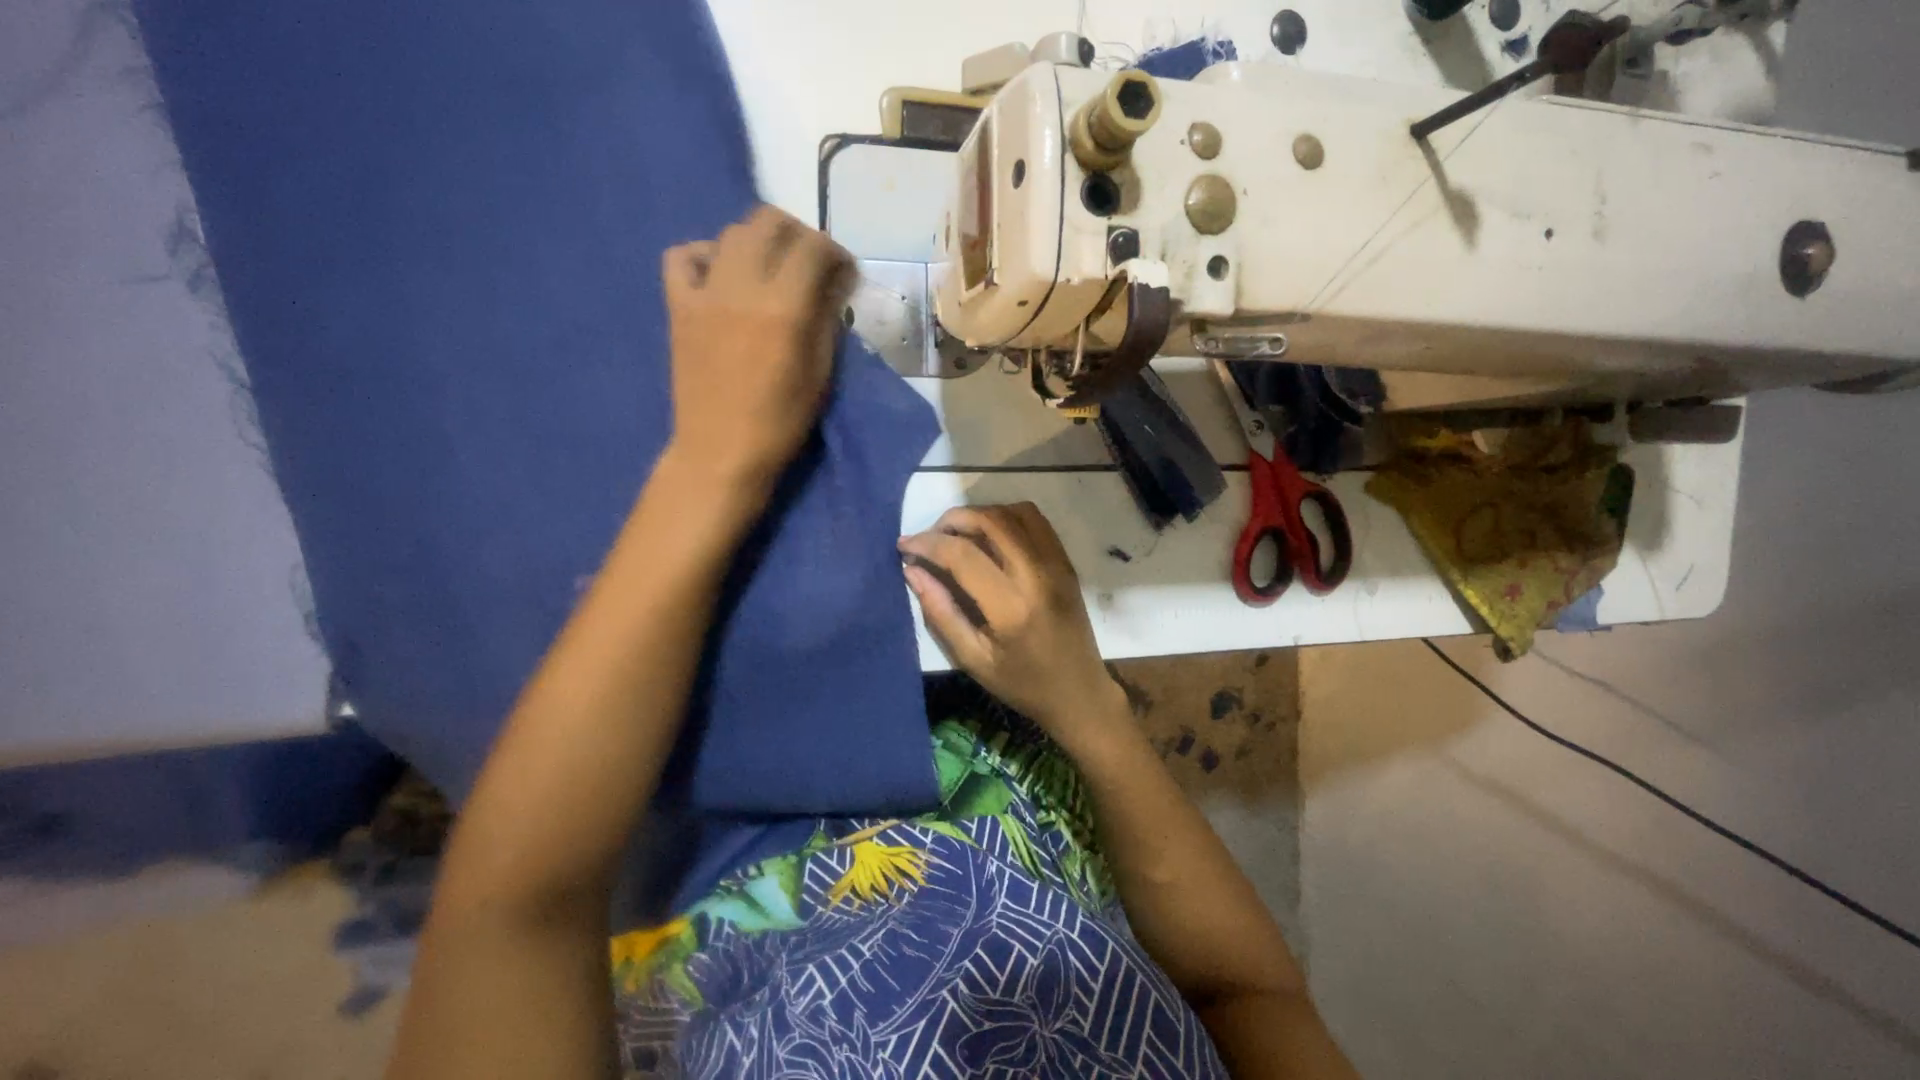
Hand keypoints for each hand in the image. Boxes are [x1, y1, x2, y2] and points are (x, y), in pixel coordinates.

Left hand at [659, 205, 856, 498]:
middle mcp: (742, 288)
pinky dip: (707, 255)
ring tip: (771, 271)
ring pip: (732, 233)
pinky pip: (684, 255)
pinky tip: (721, 276)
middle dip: (798, 235)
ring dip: (759, 242)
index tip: (843, 274)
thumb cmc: (781, 420)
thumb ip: (827, 316)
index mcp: (784, 308)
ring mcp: (704, 293)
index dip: (835, 253)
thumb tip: (836, 279)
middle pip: (770, 222)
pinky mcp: (678, 305)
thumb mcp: (820, 371)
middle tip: (810, 264)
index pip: (813, 247)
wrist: (720, 451)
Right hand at [899, 503, 1124, 739]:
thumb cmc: (1022, 684)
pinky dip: (1006, 517)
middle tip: (930, 538)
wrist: (1078, 692)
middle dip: (951, 520)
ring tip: (958, 535)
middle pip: (990, 521)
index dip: (928, 544)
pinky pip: (1035, 521)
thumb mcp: (972, 659)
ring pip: (1014, 512)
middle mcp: (1037, 575)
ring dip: (979, 514)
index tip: (904, 546)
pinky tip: (989, 536)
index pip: (963, 555)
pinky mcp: (1066, 562)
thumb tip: (912, 571)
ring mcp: (1056, 564)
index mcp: (1011, 607)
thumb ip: (940, 612)